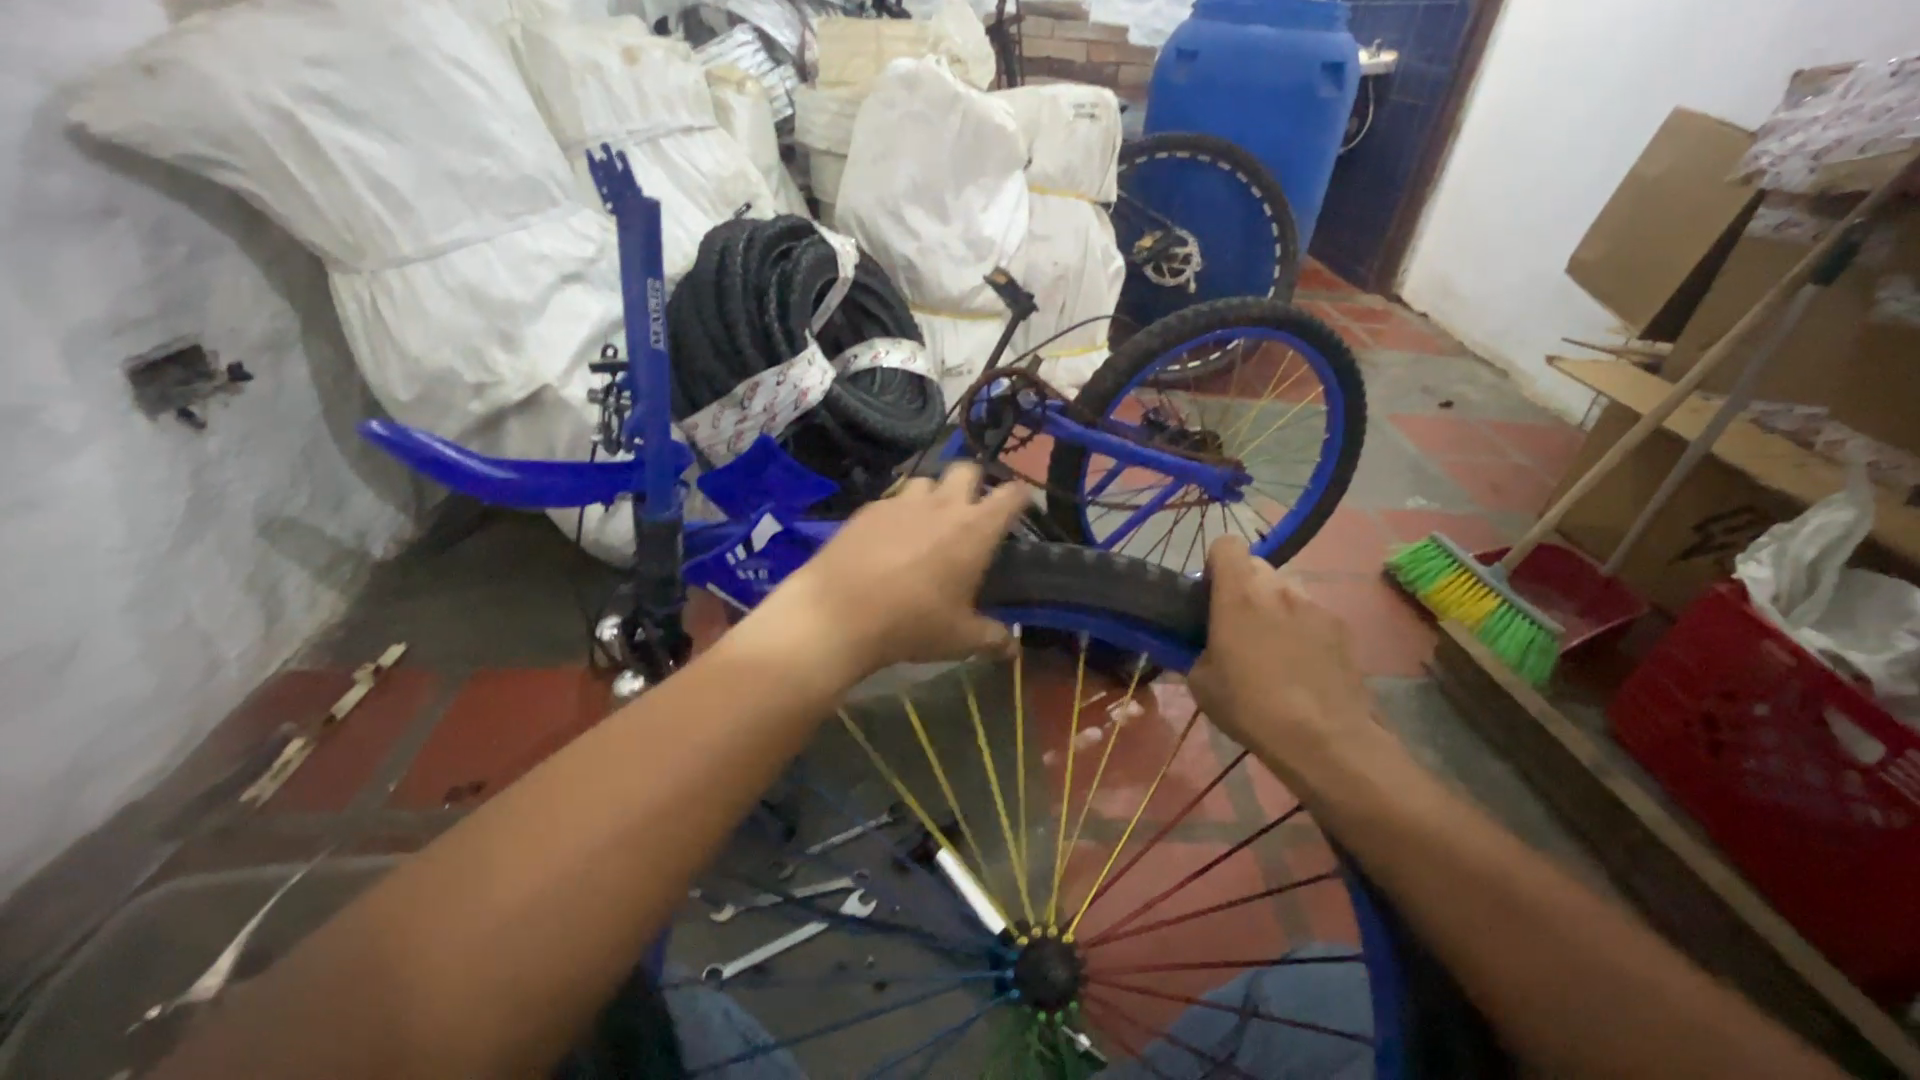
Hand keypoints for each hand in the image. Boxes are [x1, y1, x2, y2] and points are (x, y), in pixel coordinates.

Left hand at [742, 464, 1031, 677]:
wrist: (837, 614)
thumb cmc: (911, 624)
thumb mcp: (959, 639)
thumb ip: (991, 638)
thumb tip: (1012, 648)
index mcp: (976, 529)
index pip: (1012, 494)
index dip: (1021, 496)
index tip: (1022, 507)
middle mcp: (942, 505)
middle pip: (967, 469)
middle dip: (974, 483)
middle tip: (971, 512)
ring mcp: (901, 502)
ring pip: (926, 480)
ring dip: (933, 495)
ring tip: (928, 524)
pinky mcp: (867, 509)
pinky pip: (891, 500)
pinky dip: (898, 513)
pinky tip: (889, 540)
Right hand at [1189, 536, 1376, 773]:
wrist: (1323, 738)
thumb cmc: (1250, 706)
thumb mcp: (1201, 683)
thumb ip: (1197, 650)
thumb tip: (1204, 646)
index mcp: (1239, 594)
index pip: (1226, 544)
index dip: (1215, 564)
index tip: (1210, 595)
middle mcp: (1279, 588)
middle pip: (1257, 567)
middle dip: (1245, 588)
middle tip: (1236, 626)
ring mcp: (1315, 606)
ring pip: (1287, 592)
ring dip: (1275, 609)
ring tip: (1273, 650)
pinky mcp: (1342, 628)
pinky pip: (1312, 616)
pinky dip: (1303, 631)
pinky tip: (1302, 668)